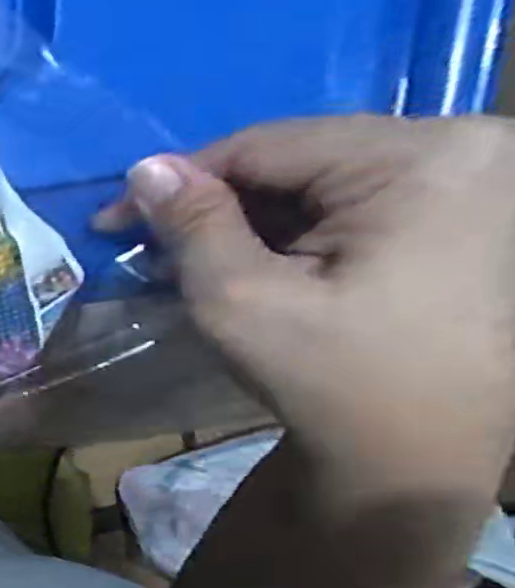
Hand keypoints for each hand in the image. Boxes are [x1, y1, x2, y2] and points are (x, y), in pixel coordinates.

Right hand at [95, 115, 514, 489]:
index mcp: (422, 159)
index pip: (263, 145)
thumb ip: (192, 224)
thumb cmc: (327, 370)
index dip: (175, 180)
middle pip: (294, 155)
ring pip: (317, 176)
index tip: (110, 224)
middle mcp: (468, 147)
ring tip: (186, 261)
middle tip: (145, 247)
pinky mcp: (468, 207)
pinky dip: (286, 226)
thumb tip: (145, 168)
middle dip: (209, 200)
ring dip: (242, 216)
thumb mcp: (238, 296)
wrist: (420, 443)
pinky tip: (245, 261)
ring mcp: (476, 177)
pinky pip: (350, 197)